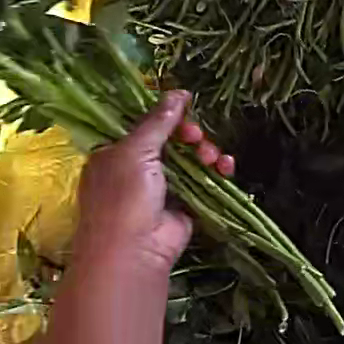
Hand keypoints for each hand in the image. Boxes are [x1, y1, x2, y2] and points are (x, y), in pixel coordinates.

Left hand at [75, 91, 235, 272]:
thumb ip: (158, 122)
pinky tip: (226, 169)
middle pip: (173, 141)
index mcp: (116, 153)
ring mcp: (163, 188)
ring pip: (192, 160)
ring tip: (213, 158)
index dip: (167, 118)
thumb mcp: (136, 151)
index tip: (185, 113)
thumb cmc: (124, 197)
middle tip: (197, 138)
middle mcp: (138, 169)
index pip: (146, 127)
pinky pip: (206, 181)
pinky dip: (218, 173)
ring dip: (206, 153)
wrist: (134, 250)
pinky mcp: (186, 205)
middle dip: (190, 136)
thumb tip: (178, 92)